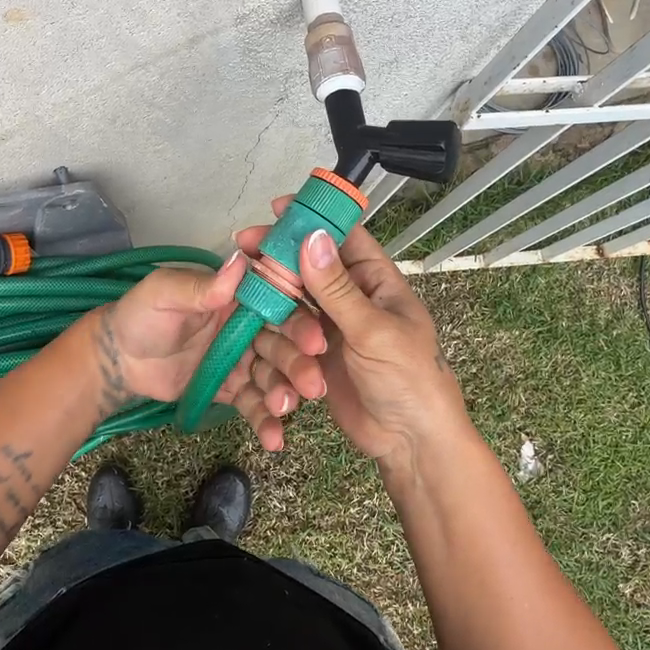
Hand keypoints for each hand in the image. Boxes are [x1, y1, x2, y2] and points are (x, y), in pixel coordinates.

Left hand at [89, 253, 323, 408]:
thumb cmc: (142, 314)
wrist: (118, 358)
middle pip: (282, 345)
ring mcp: (242, 360)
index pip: (278, 305)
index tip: (315, 341)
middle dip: (298, 364)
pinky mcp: (232, 389)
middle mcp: (248, 326)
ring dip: (284, 393)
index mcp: (239, 296)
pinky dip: (265, 422)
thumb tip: (239, 261)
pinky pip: (253, 404)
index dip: (299, 321)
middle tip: (311, 385)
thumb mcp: (166, 293)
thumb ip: (202, 286)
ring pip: (272, 376)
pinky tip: (274, 441)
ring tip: (284, 409)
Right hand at [229, 196, 470, 460]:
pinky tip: (247, 322)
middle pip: (309, 266)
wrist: (409, 442)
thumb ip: (338, 288)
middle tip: (243, 245)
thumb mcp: (373, 331)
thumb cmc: (407, 379)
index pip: (343, 237)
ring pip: (293, 300)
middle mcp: (351, 299)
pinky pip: (287, 335)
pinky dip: (271, 330)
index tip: (276, 207)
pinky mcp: (314, 356)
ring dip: (272, 295)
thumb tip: (311, 237)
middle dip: (278, 255)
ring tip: (241, 287)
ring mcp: (331, 328)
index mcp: (376, 282)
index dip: (312, 219)